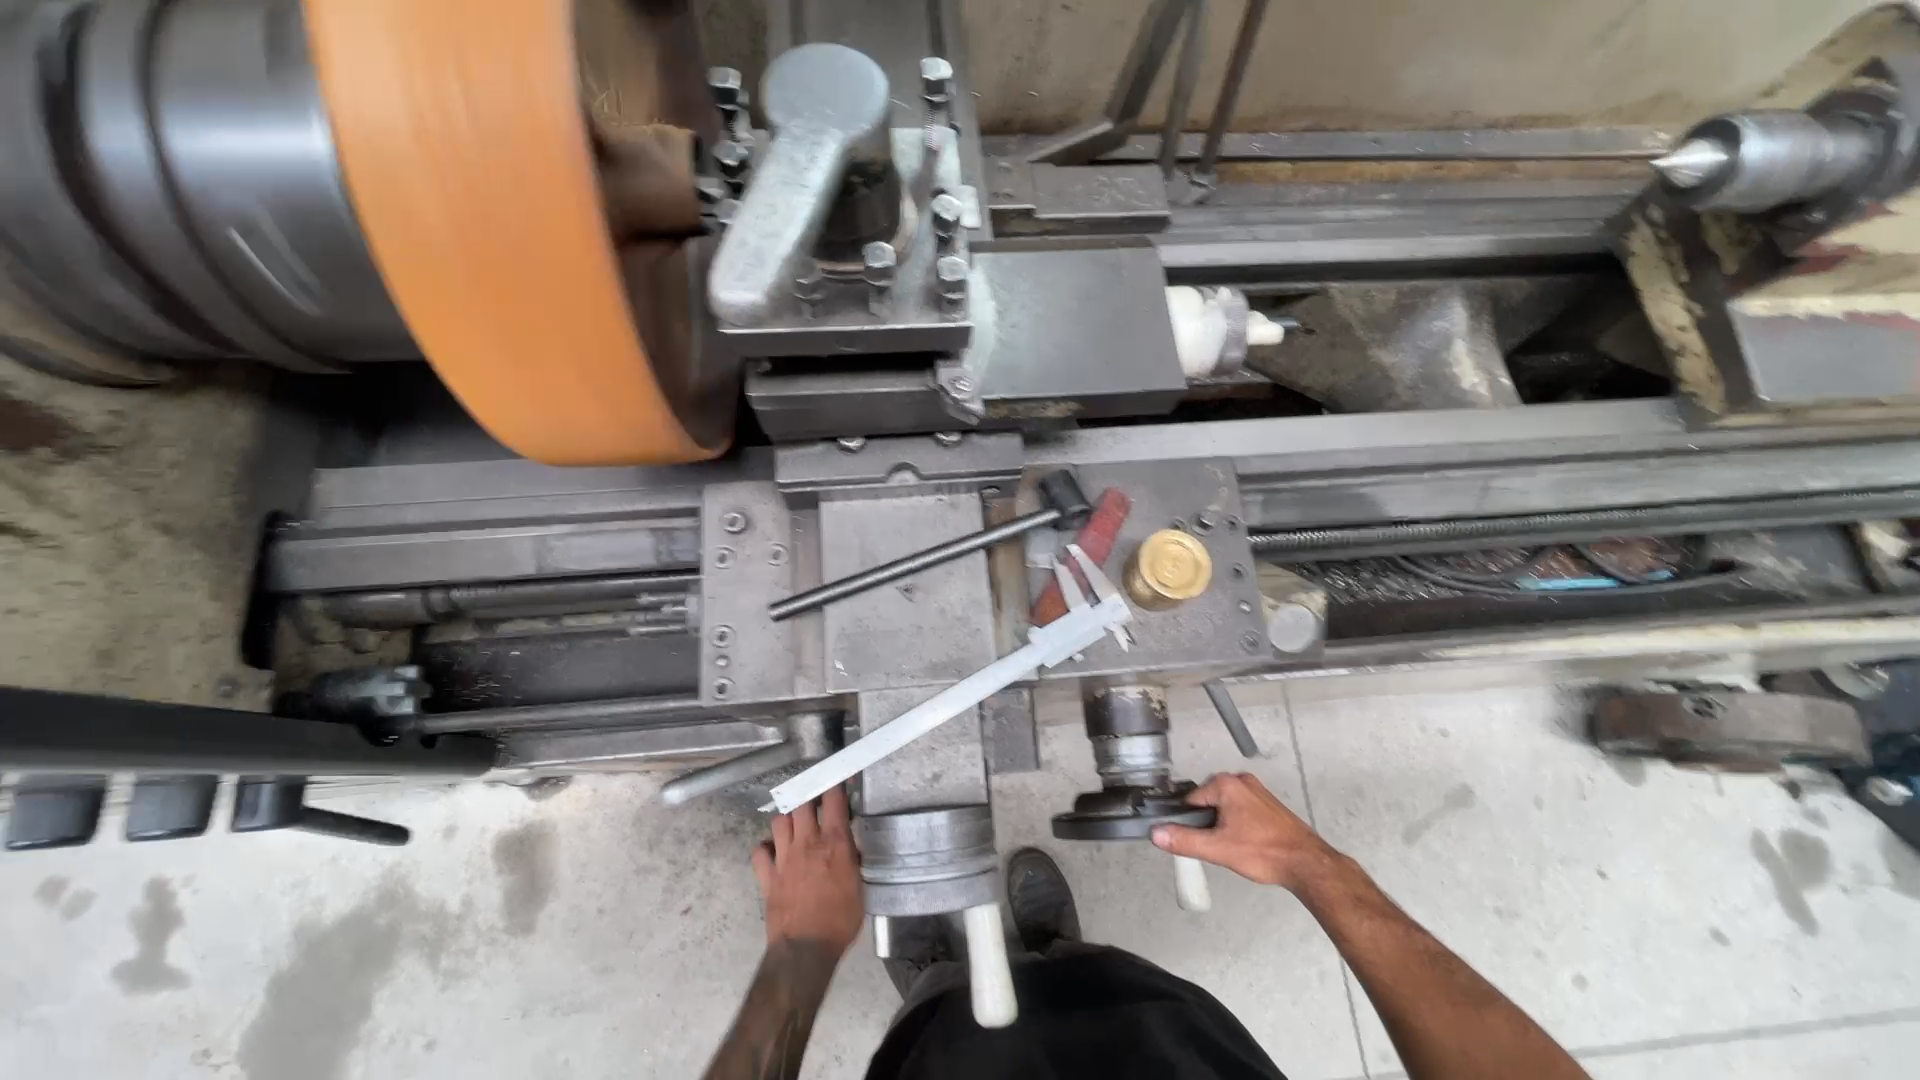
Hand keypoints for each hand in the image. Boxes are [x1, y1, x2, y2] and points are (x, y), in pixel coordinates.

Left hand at [752, 786, 863, 954]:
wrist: (805, 950)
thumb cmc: (839, 921)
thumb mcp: (859, 888)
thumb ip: (852, 862)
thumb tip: (849, 848)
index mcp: (834, 843)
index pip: (834, 799)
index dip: (836, 785)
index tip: (839, 781)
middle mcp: (807, 843)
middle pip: (801, 802)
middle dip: (807, 795)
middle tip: (814, 800)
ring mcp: (783, 858)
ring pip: (779, 821)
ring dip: (787, 818)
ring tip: (794, 824)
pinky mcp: (767, 876)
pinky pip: (759, 851)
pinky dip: (765, 848)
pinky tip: (773, 852)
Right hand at [1151, 772, 1346, 891]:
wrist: (1307, 864)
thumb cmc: (1262, 852)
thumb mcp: (1218, 849)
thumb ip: (1184, 840)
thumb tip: (1154, 833)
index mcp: (1226, 784)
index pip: (1191, 800)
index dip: (1189, 822)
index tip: (1196, 841)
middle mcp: (1241, 780)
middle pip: (1208, 802)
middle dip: (1207, 823)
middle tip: (1217, 847)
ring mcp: (1257, 790)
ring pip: (1225, 806)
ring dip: (1222, 824)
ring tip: (1232, 847)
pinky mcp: (1269, 803)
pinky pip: (1241, 809)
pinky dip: (1238, 824)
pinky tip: (1246, 843)